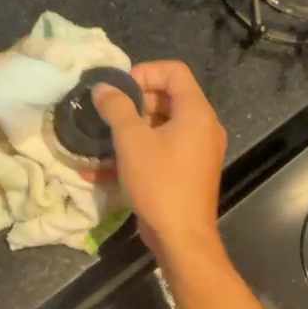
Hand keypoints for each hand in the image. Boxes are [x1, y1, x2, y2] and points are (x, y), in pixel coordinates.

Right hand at [93, 61, 227, 260]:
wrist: (182, 236)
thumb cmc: (160, 182)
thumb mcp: (132, 141)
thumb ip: (116, 108)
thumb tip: (103, 88)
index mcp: (197, 112)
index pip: (174, 71)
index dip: (145, 72)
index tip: (120, 91)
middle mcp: (204, 126)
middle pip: (169, 97)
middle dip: (136, 102)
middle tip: (111, 116)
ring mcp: (199, 150)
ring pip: (164, 125)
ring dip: (134, 128)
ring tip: (107, 139)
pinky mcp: (190, 171)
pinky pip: (165, 148)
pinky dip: (141, 150)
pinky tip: (110, 165)